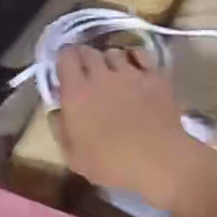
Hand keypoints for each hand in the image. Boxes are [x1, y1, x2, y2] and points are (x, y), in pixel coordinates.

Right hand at [52, 46, 216, 210]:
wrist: (159, 160)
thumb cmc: (112, 164)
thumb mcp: (74, 157)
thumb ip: (60, 130)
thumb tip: (56, 111)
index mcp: (76, 93)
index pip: (65, 58)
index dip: (64, 59)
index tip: (65, 68)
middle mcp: (101, 76)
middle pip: (88, 51)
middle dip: (84, 57)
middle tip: (86, 70)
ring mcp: (130, 73)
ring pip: (114, 52)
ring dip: (108, 59)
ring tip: (111, 71)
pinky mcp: (154, 75)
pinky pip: (140, 54)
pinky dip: (133, 55)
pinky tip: (134, 66)